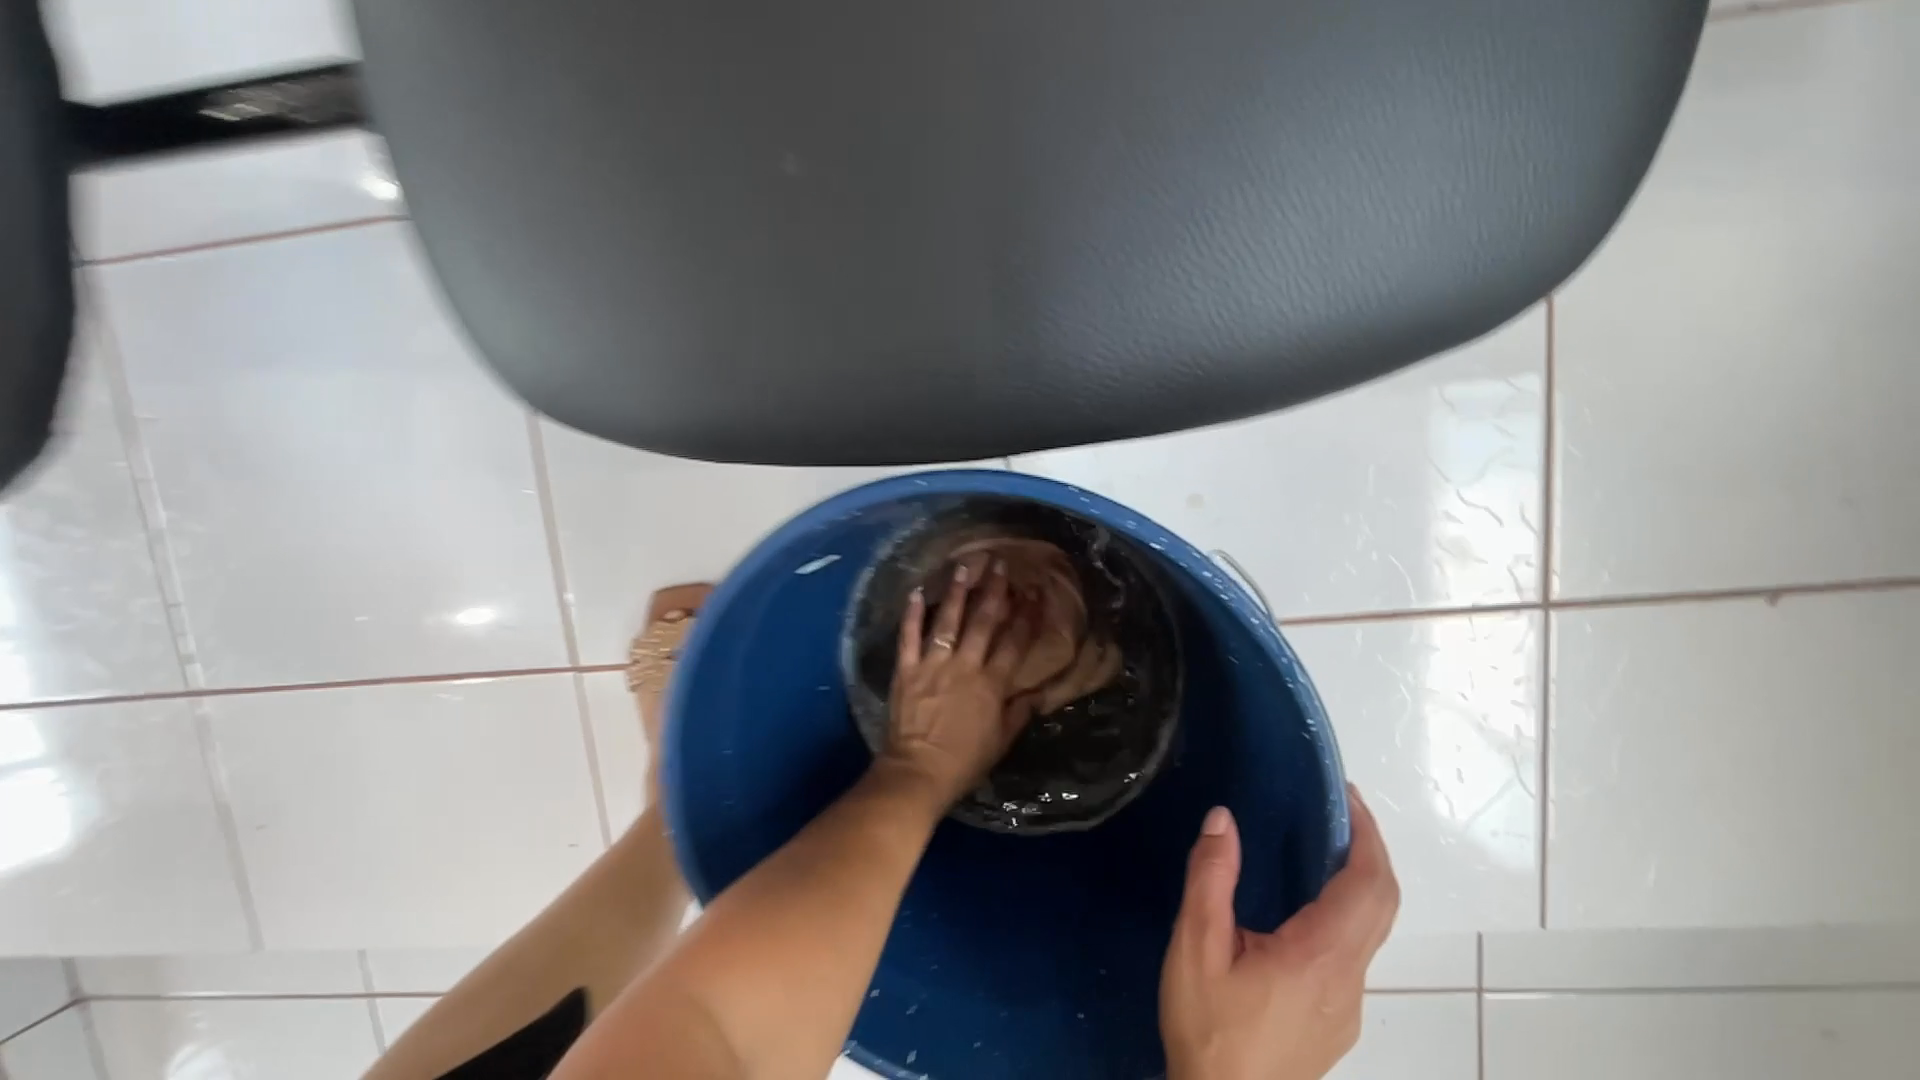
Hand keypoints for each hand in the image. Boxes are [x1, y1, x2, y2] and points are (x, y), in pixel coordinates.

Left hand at [882, 554, 1039, 806]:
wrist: (919, 772)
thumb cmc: (965, 761)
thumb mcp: (1002, 740)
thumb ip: (1020, 712)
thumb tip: (1040, 692)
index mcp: (992, 684)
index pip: (1014, 642)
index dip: (1026, 616)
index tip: (1034, 592)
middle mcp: (964, 666)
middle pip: (983, 621)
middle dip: (994, 590)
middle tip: (1000, 564)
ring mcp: (932, 664)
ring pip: (948, 620)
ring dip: (957, 591)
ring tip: (965, 566)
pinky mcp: (906, 669)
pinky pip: (908, 636)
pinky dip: (912, 613)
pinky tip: (917, 591)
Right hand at [1159, 788, 1399, 1079]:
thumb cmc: (1209, 1029)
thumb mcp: (1195, 948)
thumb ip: (1211, 878)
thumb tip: (1223, 817)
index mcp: (1320, 955)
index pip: (1369, 885)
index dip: (1368, 836)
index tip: (1350, 797)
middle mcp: (1349, 979)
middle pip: (1382, 905)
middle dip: (1370, 852)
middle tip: (1338, 813)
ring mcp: (1348, 1006)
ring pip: (1370, 933)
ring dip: (1358, 884)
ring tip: (1316, 852)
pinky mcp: (1337, 1024)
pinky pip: (1352, 955)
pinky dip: (1343, 916)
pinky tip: (1298, 916)